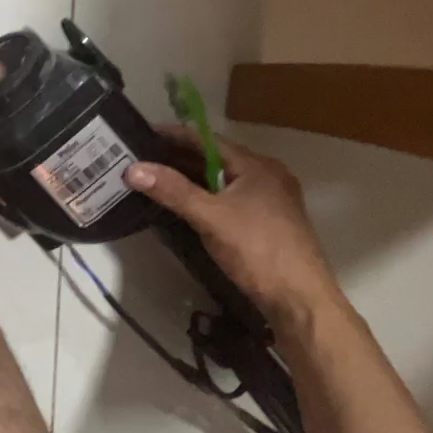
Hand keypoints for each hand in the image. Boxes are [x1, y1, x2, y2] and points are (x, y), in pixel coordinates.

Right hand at [123, 126, 345, 334]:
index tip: (141, 133)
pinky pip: (226, 198)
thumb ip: (172, 190)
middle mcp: (266, 176)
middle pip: (214, 158)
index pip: (207, 140)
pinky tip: (181, 204)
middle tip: (140, 158)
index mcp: (257, 166)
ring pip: (220, 180)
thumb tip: (133, 169)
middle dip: (177, 158)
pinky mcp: (265, 221)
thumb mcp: (210, 217)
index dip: (173, 135)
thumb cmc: (258, 250)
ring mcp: (268, 200)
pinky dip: (202, 196)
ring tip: (153, 178)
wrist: (299, 299)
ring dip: (189, 178)